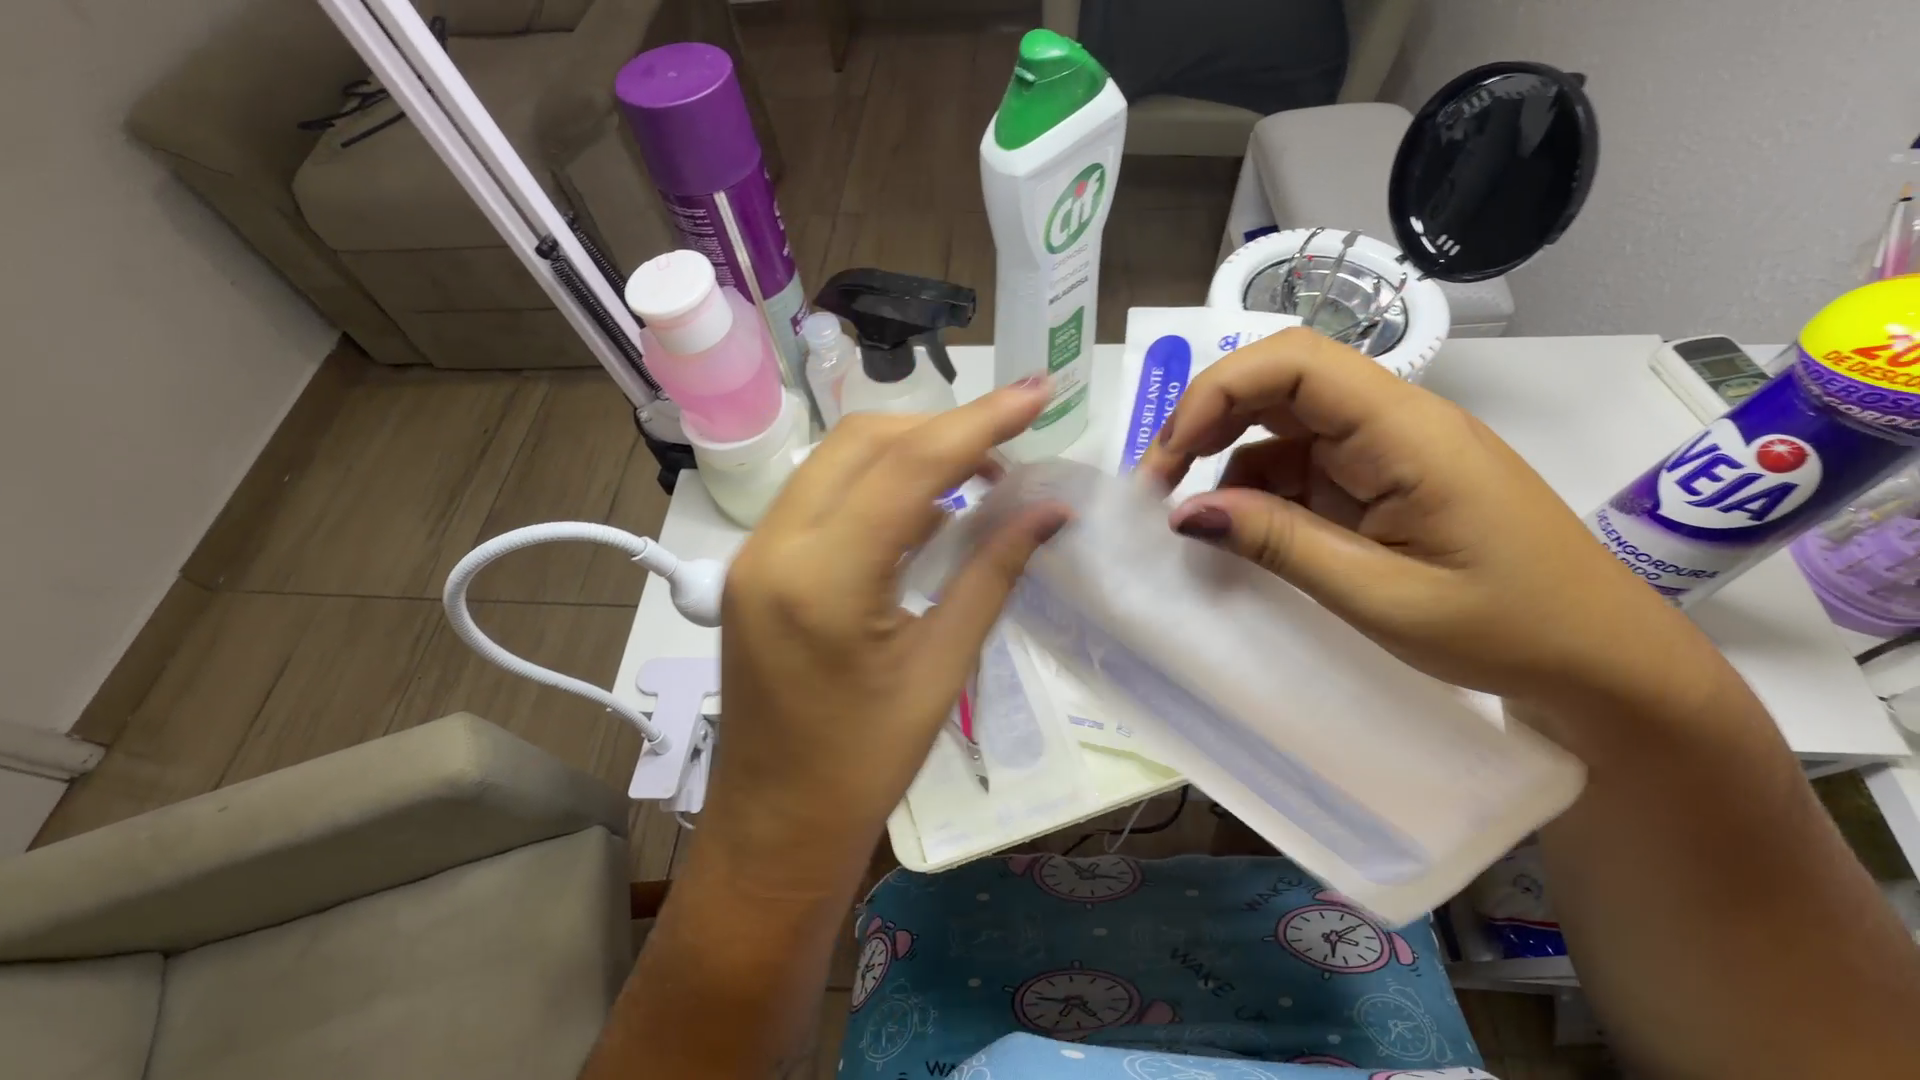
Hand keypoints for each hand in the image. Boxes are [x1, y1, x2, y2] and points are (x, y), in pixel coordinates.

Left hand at [703, 382, 1067, 886]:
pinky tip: (926, 509)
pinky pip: (820, 500)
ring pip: (836, 463)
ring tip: (981, 469)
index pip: (907, 467)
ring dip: (908, 453)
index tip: (1040, 393)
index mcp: (820, 579)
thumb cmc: (864, 767)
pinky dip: (876, 487)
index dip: (981, 422)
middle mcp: (773, 548)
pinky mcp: (755, 568)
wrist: (775, 826)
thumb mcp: (940, 668)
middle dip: (942, 428)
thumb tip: (1049, 509)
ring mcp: (754, 556)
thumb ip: (992, 573)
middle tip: (1013, 440)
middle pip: (863, 443)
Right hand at [1135, 327, 1707, 704]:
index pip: (1294, 361)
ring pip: (1286, 426)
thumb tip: (1183, 514)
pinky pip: (1306, 468)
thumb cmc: (1506, 629)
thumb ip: (1277, 544)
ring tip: (1191, 524)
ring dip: (1229, 464)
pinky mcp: (1386, 480)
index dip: (1215, 392)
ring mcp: (1390, 450)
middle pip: (1281, 381)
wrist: (1599, 662)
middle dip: (1207, 422)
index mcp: (1406, 430)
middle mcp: (1395, 421)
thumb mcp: (1378, 594)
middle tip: (1158, 487)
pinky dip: (1262, 496)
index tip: (1168, 461)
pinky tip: (1242, 537)